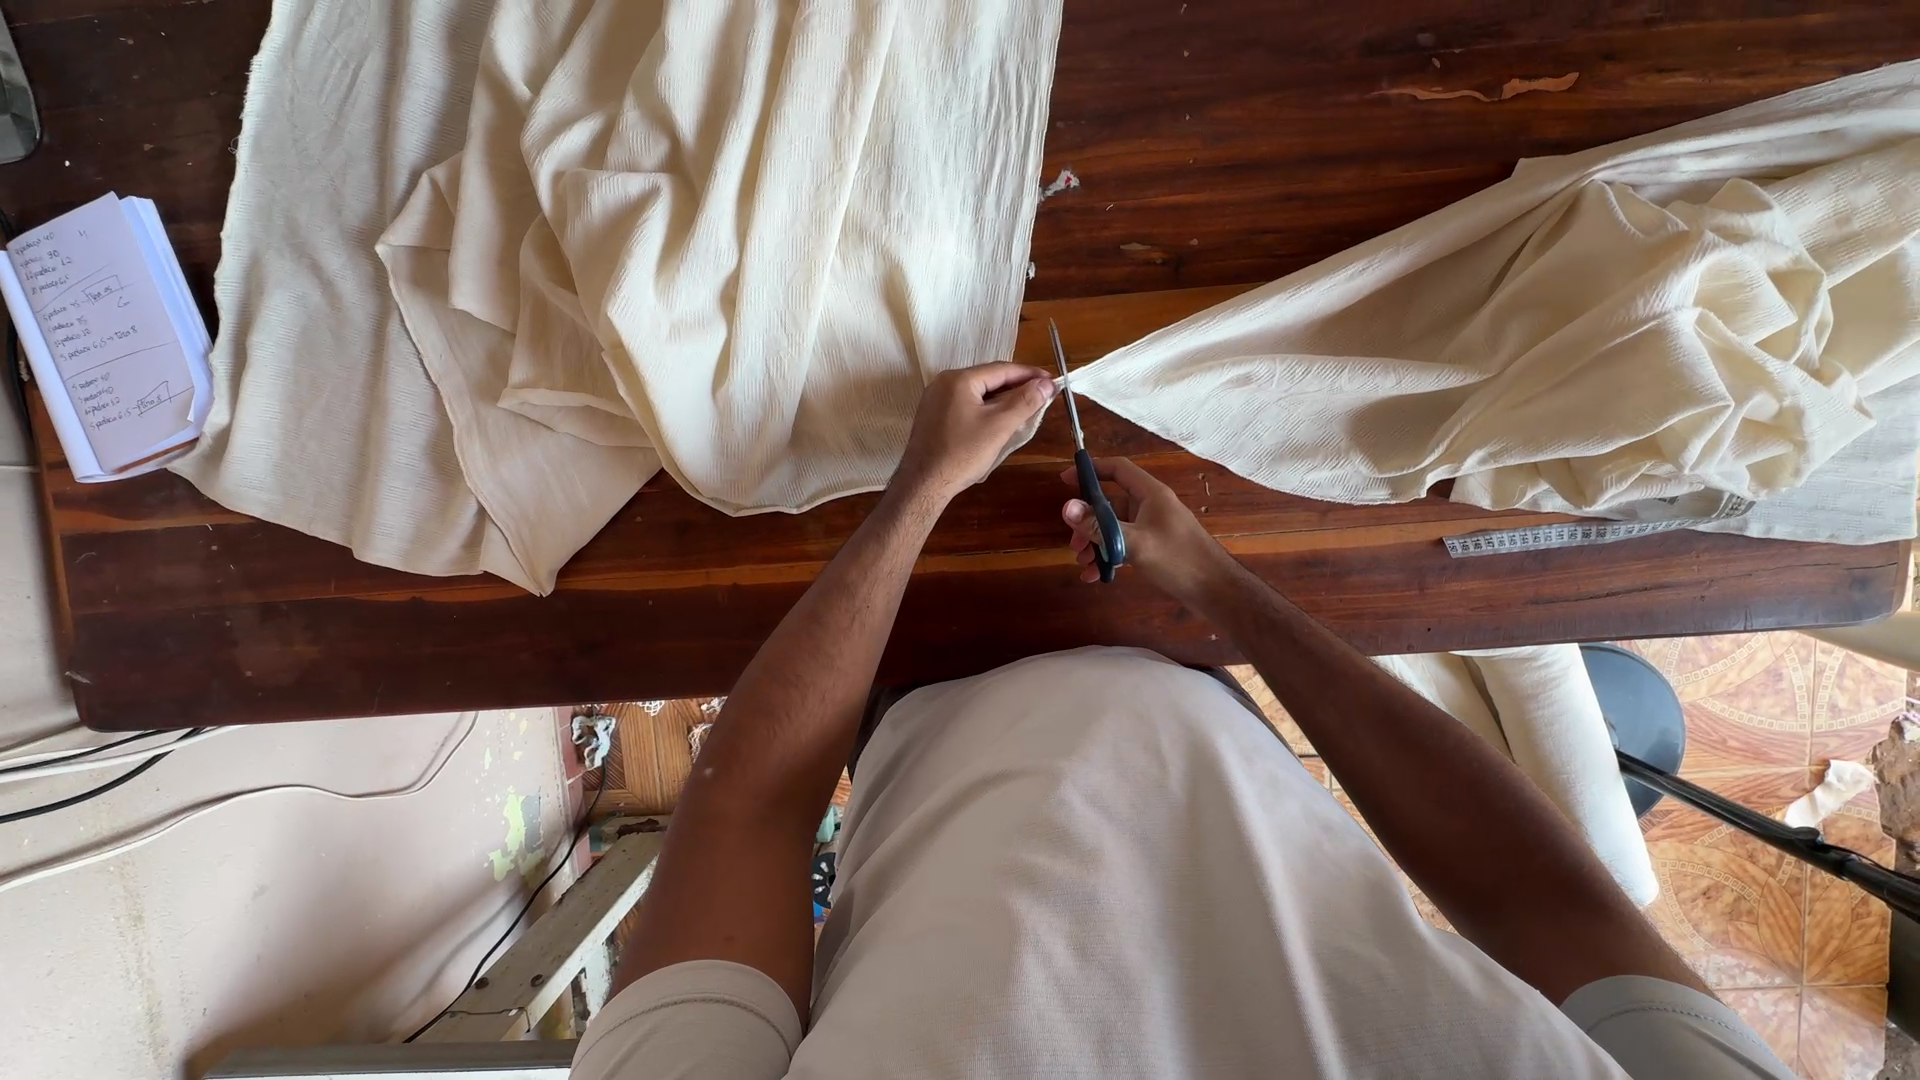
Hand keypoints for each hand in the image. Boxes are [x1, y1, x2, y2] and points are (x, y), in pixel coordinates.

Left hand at [895, 362, 1055, 500]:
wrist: (924, 484)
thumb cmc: (962, 454)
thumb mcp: (999, 426)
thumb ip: (1025, 401)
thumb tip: (1046, 383)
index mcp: (959, 379)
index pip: (1002, 369)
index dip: (1030, 375)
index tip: (1052, 382)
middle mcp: (944, 382)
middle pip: (988, 379)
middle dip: (1016, 388)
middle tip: (1041, 398)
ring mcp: (935, 399)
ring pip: (977, 393)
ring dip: (1001, 400)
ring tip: (1024, 411)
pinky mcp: (933, 416)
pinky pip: (965, 405)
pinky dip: (984, 410)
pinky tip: (997, 423)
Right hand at [1061, 457, 1233, 600]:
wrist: (1215, 592)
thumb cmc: (1179, 560)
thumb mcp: (1135, 543)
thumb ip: (1099, 526)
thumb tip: (1066, 508)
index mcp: (1151, 495)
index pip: (1118, 470)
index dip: (1091, 470)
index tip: (1065, 481)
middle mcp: (1151, 507)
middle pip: (1110, 504)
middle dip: (1088, 522)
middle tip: (1074, 543)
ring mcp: (1153, 528)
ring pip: (1114, 528)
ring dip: (1095, 544)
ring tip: (1083, 563)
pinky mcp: (1154, 548)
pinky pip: (1123, 546)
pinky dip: (1108, 557)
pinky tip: (1095, 575)